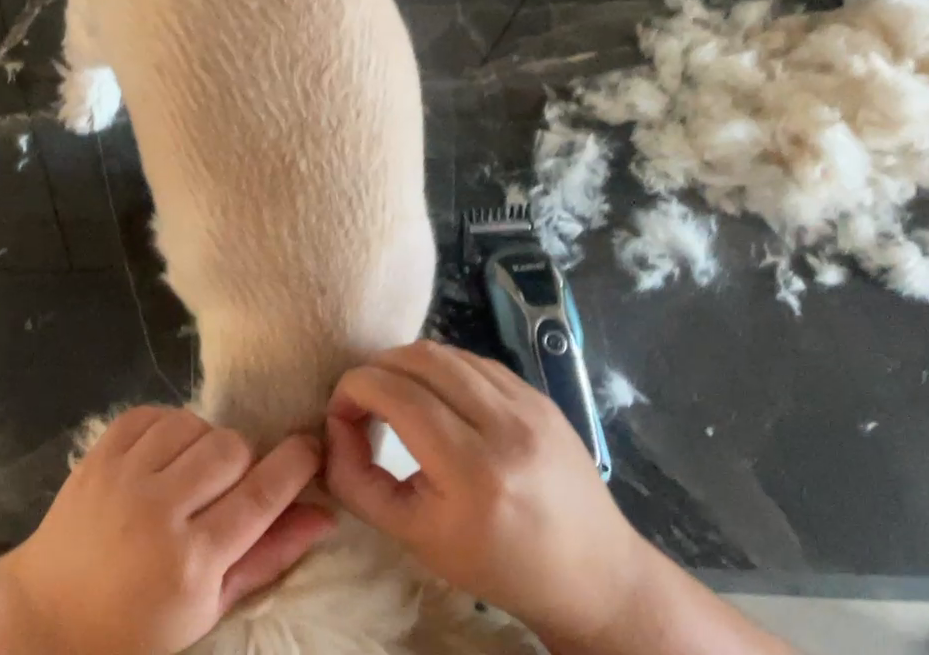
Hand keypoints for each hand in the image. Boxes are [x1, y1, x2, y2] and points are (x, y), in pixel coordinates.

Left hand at [0, 406, 333, 654]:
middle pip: (230, 448)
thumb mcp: (209, 608)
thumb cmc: (137, 626)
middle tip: (233, 485)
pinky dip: (167, 426)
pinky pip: (149, 413)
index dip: (295, 464)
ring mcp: (122, 476)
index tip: (311, 448)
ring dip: (205, 441)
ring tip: (195, 472)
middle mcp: (158, 510)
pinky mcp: (97, 455)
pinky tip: (165, 454)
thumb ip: (266, 558)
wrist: (51, 613)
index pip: (260, 495)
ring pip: (191, 423)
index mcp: (192, 560)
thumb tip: (323, 515)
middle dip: (246, 460)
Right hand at [322, 340, 652, 646]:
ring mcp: (529, 404)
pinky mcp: (541, 397)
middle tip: (363, 404)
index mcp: (473, 468)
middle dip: (374, 370)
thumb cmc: (498, 565)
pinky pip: (474, 361)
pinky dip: (441, 370)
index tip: (342, 419)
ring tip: (395, 399)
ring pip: (446, 351)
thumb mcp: (412, 536)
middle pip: (417, 357)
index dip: (350, 392)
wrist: (594, 577)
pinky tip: (436, 400)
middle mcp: (505, 424)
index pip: (393, 391)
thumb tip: (334, 430)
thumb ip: (356, 481)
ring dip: (406, 366)